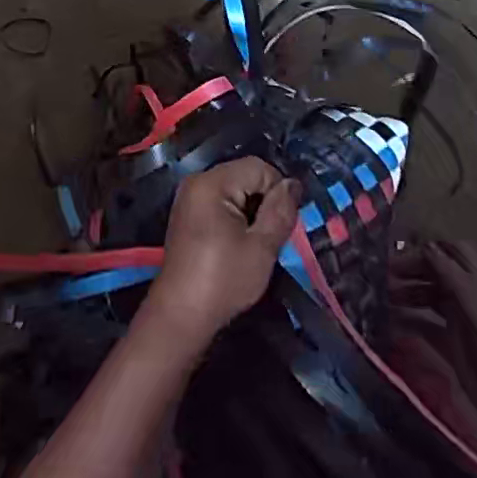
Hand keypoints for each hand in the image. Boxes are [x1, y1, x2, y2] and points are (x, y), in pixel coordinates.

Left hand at [146, 157, 302, 339]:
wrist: (183, 310)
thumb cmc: (224, 278)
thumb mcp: (262, 246)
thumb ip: (280, 211)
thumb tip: (292, 184)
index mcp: (210, 183)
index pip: (257, 167)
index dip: (278, 191)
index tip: (282, 224)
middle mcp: (196, 181)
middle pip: (244, 175)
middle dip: (264, 201)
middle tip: (268, 237)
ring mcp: (189, 197)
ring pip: (234, 189)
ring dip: (251, 211)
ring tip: (254, 243)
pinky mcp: (188, 213)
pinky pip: (220, 202)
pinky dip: (236, 217)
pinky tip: (237, 243)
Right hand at [390, 241, 476, 414]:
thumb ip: (452, 274)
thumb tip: (425, 245)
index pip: (448, 253)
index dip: (423, 251)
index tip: (395, 259)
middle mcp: (468, 298)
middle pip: (433, 274)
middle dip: (407, 271)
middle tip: (380, 277)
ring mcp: (460, 322)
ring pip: (426, 297)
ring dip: (404, 293)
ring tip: (381, 298)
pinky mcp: (452, 347)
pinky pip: (424, 326)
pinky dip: (406, 321)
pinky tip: (389, 322)